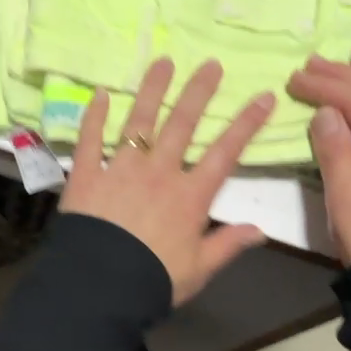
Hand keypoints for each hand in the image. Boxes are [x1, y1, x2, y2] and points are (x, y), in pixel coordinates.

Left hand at [61, 58, 272, 305]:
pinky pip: (90, 141)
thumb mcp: (198, 269)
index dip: (246, 124)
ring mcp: (120, 171)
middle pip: (182, 125)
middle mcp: (158, 174)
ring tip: (162, 63)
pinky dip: (94, 116)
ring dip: (151, 91)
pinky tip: (98, 94)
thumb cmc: (153, 280)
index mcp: (189, 197)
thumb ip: (227, 245)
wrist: (101, 286)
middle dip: (198, 92)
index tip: (264, 96)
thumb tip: (260, 230)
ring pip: (139, 123)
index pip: (225, 153)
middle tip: (210, 65)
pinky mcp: (86, 177)